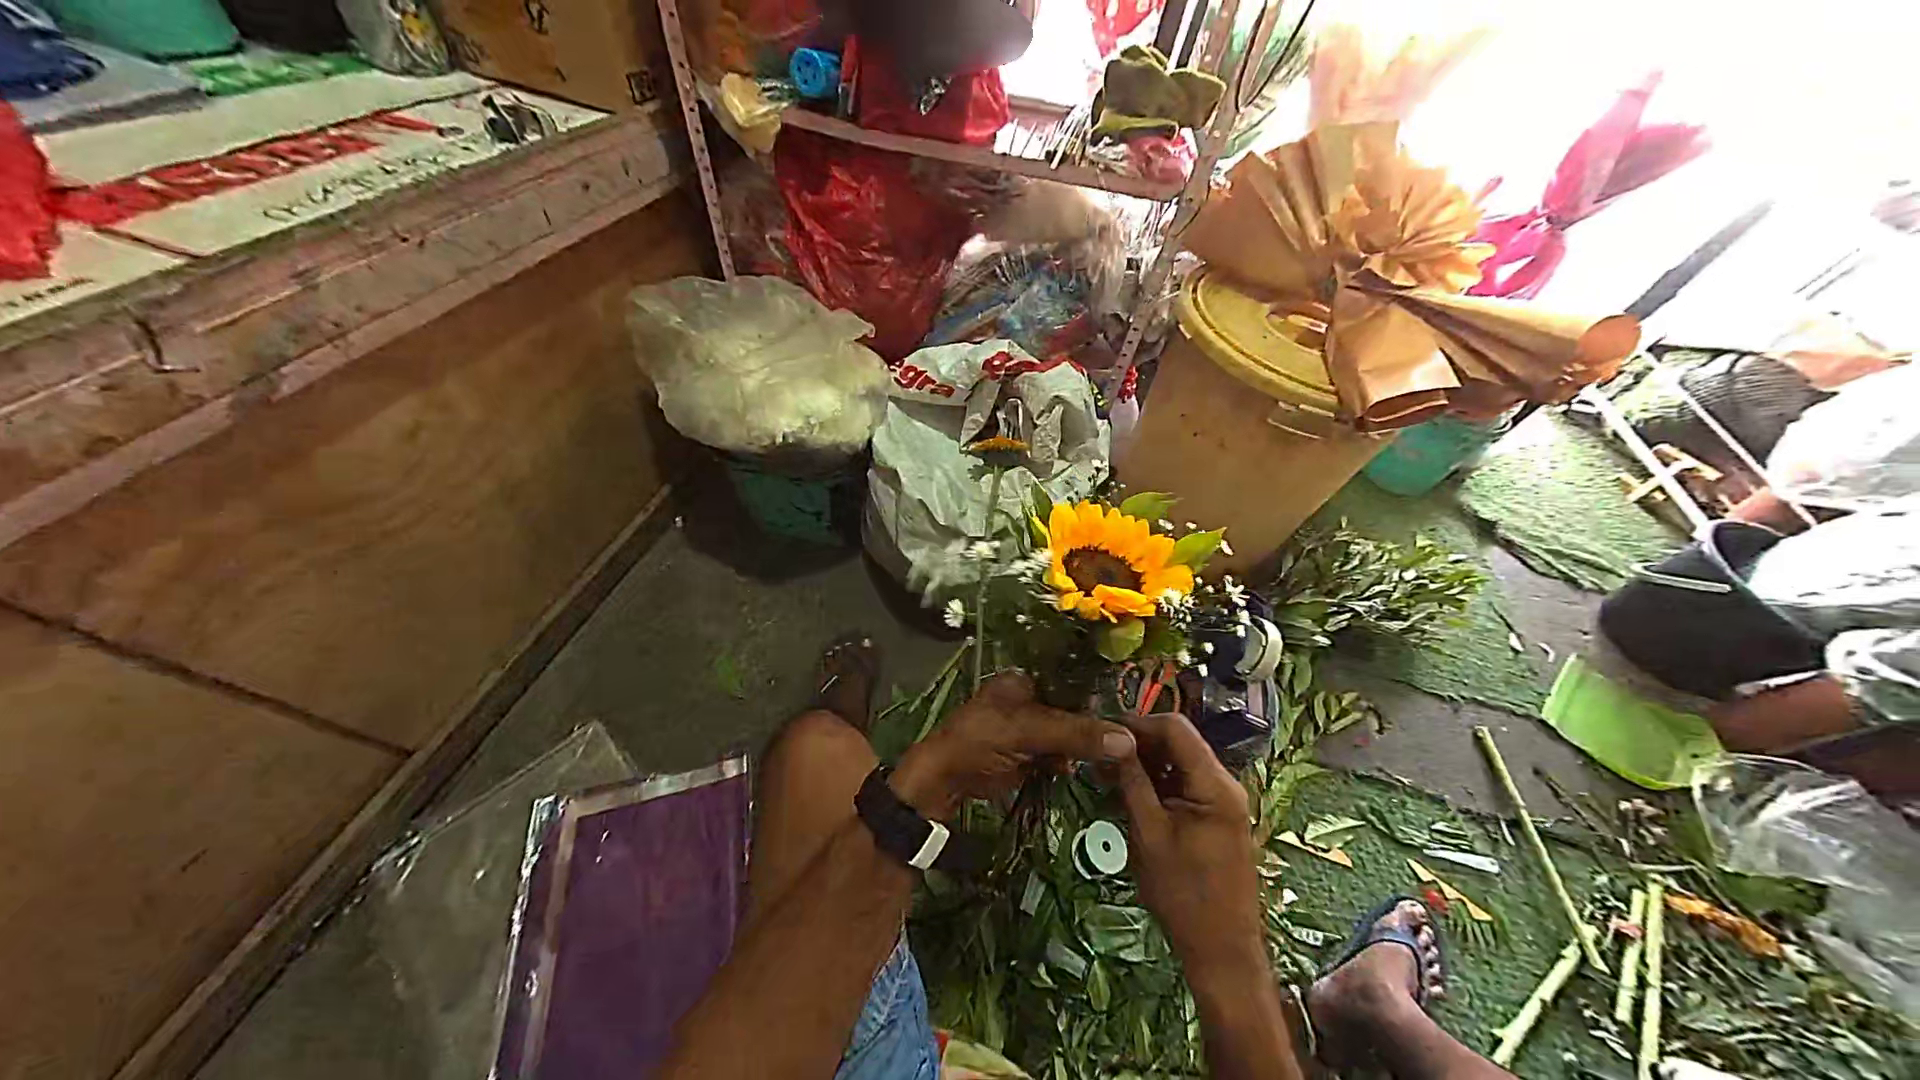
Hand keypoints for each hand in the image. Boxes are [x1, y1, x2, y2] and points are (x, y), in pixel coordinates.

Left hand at [891, 672, 1136, 820]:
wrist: (942, 784)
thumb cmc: (978, 742)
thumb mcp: (1027, 731)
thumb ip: (1074, 733)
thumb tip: (1128, 740)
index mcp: (1023, 680)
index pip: (1070, 678)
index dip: (1098, 689)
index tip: (1131, 706)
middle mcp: (1027, 700)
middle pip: (1072, 707)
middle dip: (1095, 722)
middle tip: (1130, 735)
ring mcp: (1028, 730)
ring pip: (1068, 733)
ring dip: (1086, 745)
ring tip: (1116, 754)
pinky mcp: (1028, 756)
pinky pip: (1059, 754)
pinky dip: (1070, 762)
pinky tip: (1083, 768)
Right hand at [1112, 713, 1263, 972]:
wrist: (1221, 950)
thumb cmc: (1183, 894)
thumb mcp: (1148, 833)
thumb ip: (1133, 781)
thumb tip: (1112, 739)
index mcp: (1215, 784)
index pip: (1176, 727)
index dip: (1137, 723)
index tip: (1101, 731)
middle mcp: (1224, 783)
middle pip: (1177, 742)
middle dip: (1138, 744)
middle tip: (1098, 757)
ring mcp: (1221, 800)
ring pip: (1177, 762)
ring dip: (1144, 764)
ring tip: (1106, 776)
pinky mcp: (1214, 815)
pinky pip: (1182, 784)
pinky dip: (1156, 783)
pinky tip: (1127, 794)